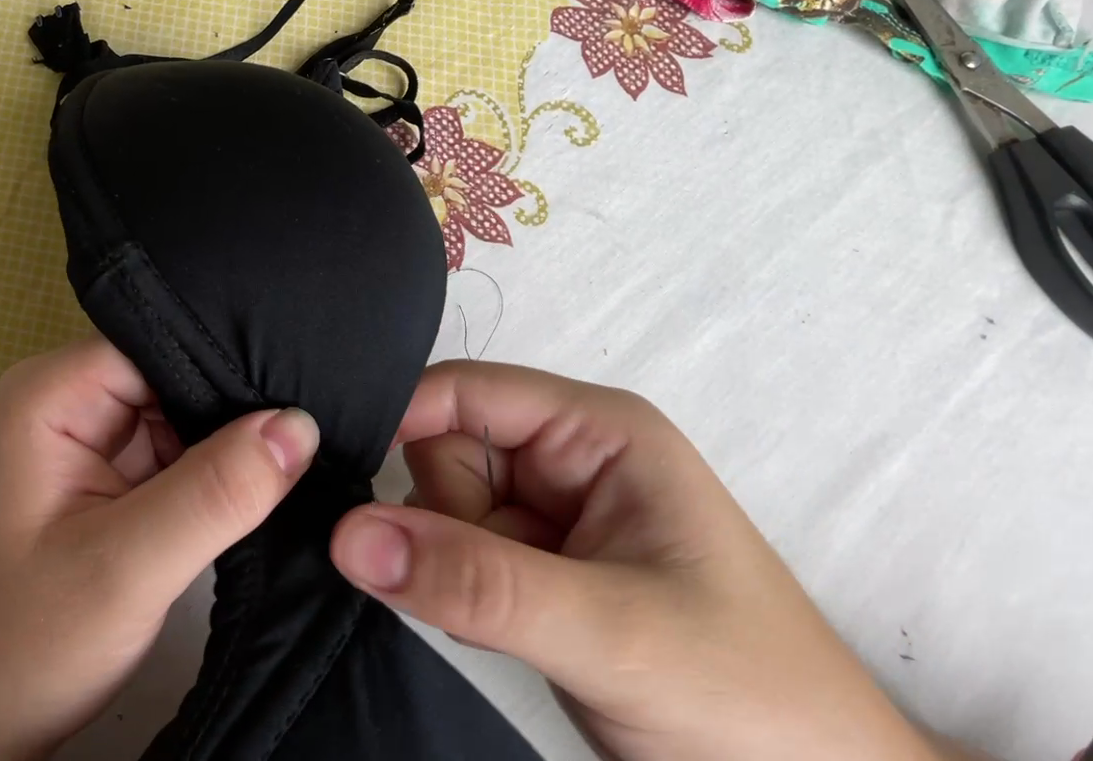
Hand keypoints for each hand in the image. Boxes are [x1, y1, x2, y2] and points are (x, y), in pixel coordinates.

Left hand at [0, 338, 319, 760]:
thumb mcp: (129, 567)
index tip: (300, 392)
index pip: (156, 344)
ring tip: (293, 460)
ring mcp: (83, 439)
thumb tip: (299, 424)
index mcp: (48, 394)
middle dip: (231, 407)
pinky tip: (252, 486)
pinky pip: (172, 450)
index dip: (226, 365)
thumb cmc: (30, 644)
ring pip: (177, 413)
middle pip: (170, 374)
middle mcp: (62, 400)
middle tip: (310, 435)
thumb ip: (215, 492)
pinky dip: (209, 471)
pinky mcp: (103, 476)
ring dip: (225, 442)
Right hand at [328, 361, 953, 760]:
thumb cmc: (746, 701)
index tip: (345, 490)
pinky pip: (451, 553)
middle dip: (442, 521)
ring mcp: (548, 515)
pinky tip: (504, 633)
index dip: (399, 424)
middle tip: (496, 593)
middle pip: (441, 448)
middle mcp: (565, 457)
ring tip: (516, 624)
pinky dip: (453, 592)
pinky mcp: (532, 568)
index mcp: (596, 430)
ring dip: (448, 566)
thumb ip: (475, 582)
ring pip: (437, 507)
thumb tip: (345, 534)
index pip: (462, 391)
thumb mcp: (611, 635)